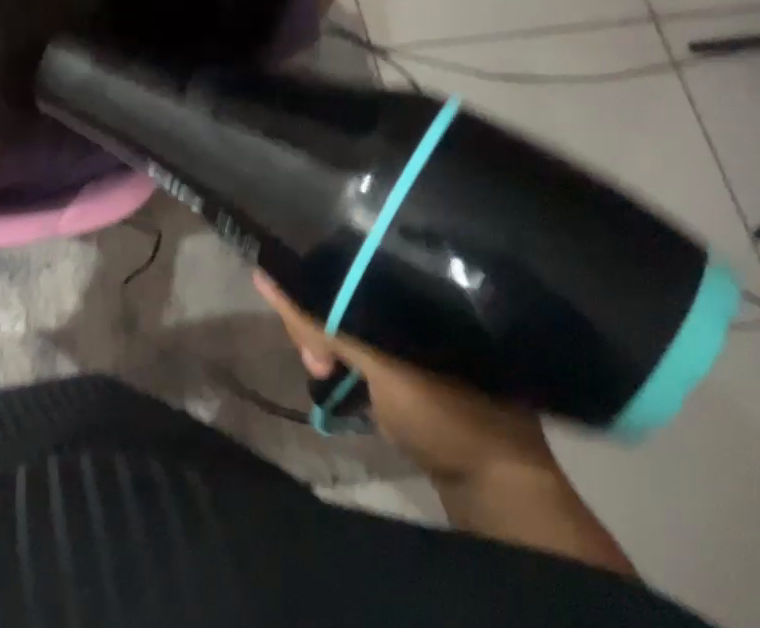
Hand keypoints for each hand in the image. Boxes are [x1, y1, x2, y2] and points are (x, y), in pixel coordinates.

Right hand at [253, 271, 557, 488]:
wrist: (495, 488)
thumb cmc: (444, 417)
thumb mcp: (379, 366)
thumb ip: (324, 324)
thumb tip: (265, 276)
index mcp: (428, 297)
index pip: (355, 271)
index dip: (318, 287)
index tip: (303, 327)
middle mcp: (428, 314)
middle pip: (352, 301)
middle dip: (324, 329)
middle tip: (318, 366)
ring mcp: (424, 347)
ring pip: (355, 329)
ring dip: (331, 350)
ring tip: (324, 377)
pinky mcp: (420, 376)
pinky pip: (369, 354)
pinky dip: (349, 364)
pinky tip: (337, 378)